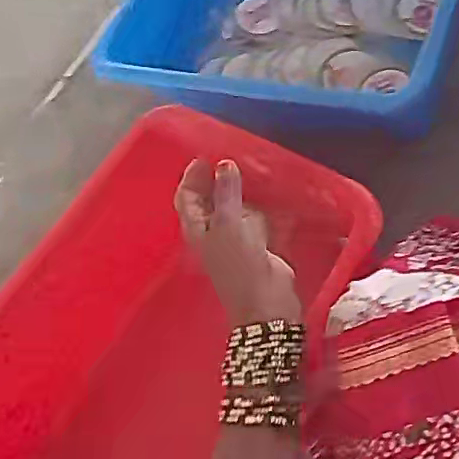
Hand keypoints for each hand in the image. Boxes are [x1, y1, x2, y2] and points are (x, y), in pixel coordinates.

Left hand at [175, 158, 301, 325]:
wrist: (266, 303)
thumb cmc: (241, 264)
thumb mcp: (230, 224)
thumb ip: (227, 193)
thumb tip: (225, 164)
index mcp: (198, 228)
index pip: (187, 197)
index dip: (193, 177)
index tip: (205, 156)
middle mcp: (213, 233)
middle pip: (209, 202)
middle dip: (217, 182)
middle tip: (231, 160)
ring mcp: (236, 241)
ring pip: (234, 211)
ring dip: (241, 195)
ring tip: (253, 174)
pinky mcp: (258, 247)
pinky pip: (256, 222)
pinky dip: (260, 210)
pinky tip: (272, 200)